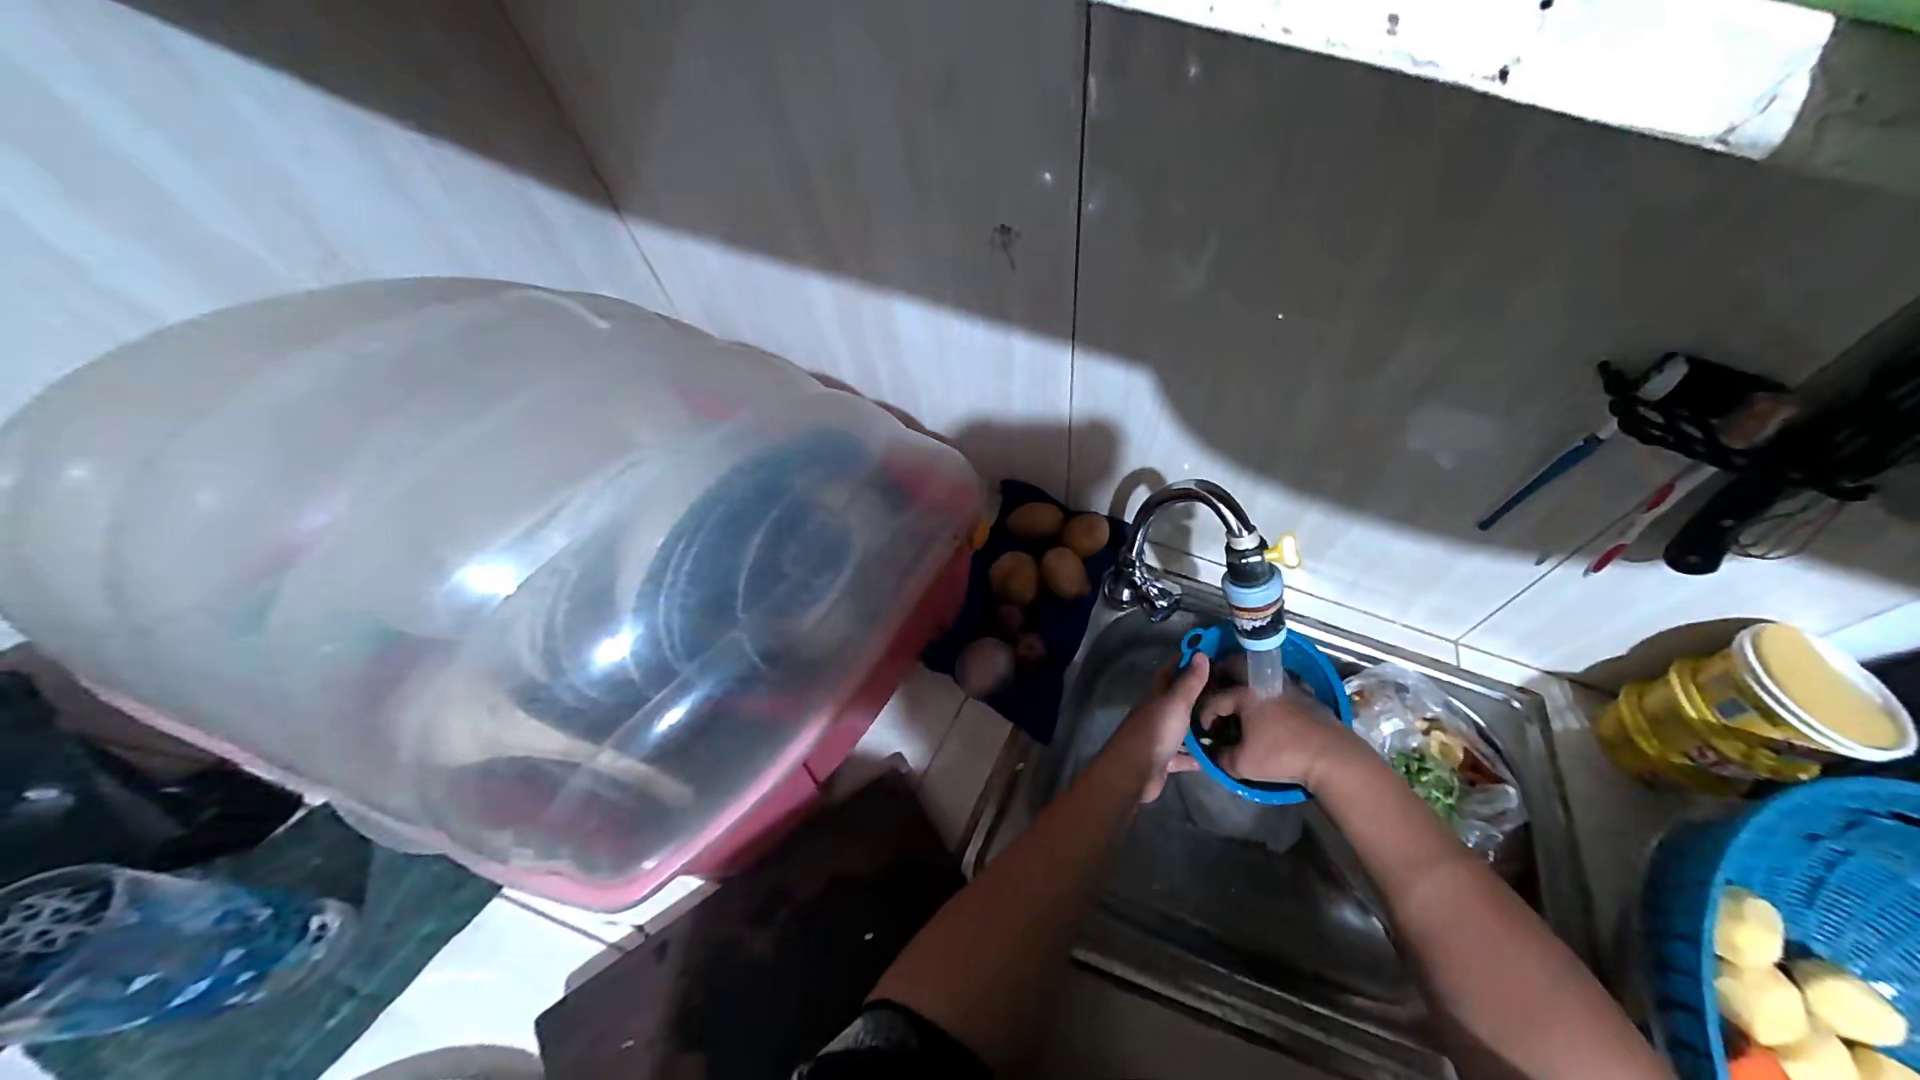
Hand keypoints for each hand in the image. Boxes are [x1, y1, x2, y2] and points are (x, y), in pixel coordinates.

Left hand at [1103, 653, 1210, 802]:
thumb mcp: (1175, 704)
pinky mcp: (1162, 762)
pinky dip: (1196, 757)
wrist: (1132, 773)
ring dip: (1199, 729)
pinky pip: (1183, 757)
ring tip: (1226, 725)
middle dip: (1196, 697)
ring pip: (1181, 730)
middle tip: (1225, 694)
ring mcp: (1157, 739)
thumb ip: (1189, 682)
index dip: (1182, 663)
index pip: (1167, 674)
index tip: (1204, 656)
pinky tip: (1215, 757)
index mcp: (1155, 698)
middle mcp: (1155, 715)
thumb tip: (1201, 654)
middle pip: (1176, 702)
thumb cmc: (1154, 733)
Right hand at [1196, 684, 1370, 790]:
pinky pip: (1284, 684)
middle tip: (1216, 693)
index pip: (1214, 700)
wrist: (1332, 758)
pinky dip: (1274, 690)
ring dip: (1248, 682)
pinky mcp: (1308, 694)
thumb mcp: (1243, 764)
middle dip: (1221, 675)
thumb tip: (1214, 752)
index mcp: (1244, 694)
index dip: (1204, 716)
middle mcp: (1264, 683)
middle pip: (1235, 666)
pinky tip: (1275, 704)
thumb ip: (1221, 758)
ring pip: (1261, 674)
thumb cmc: (1283, 757)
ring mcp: (1289, 685)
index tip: (1205, 731)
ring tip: (1245, 701)